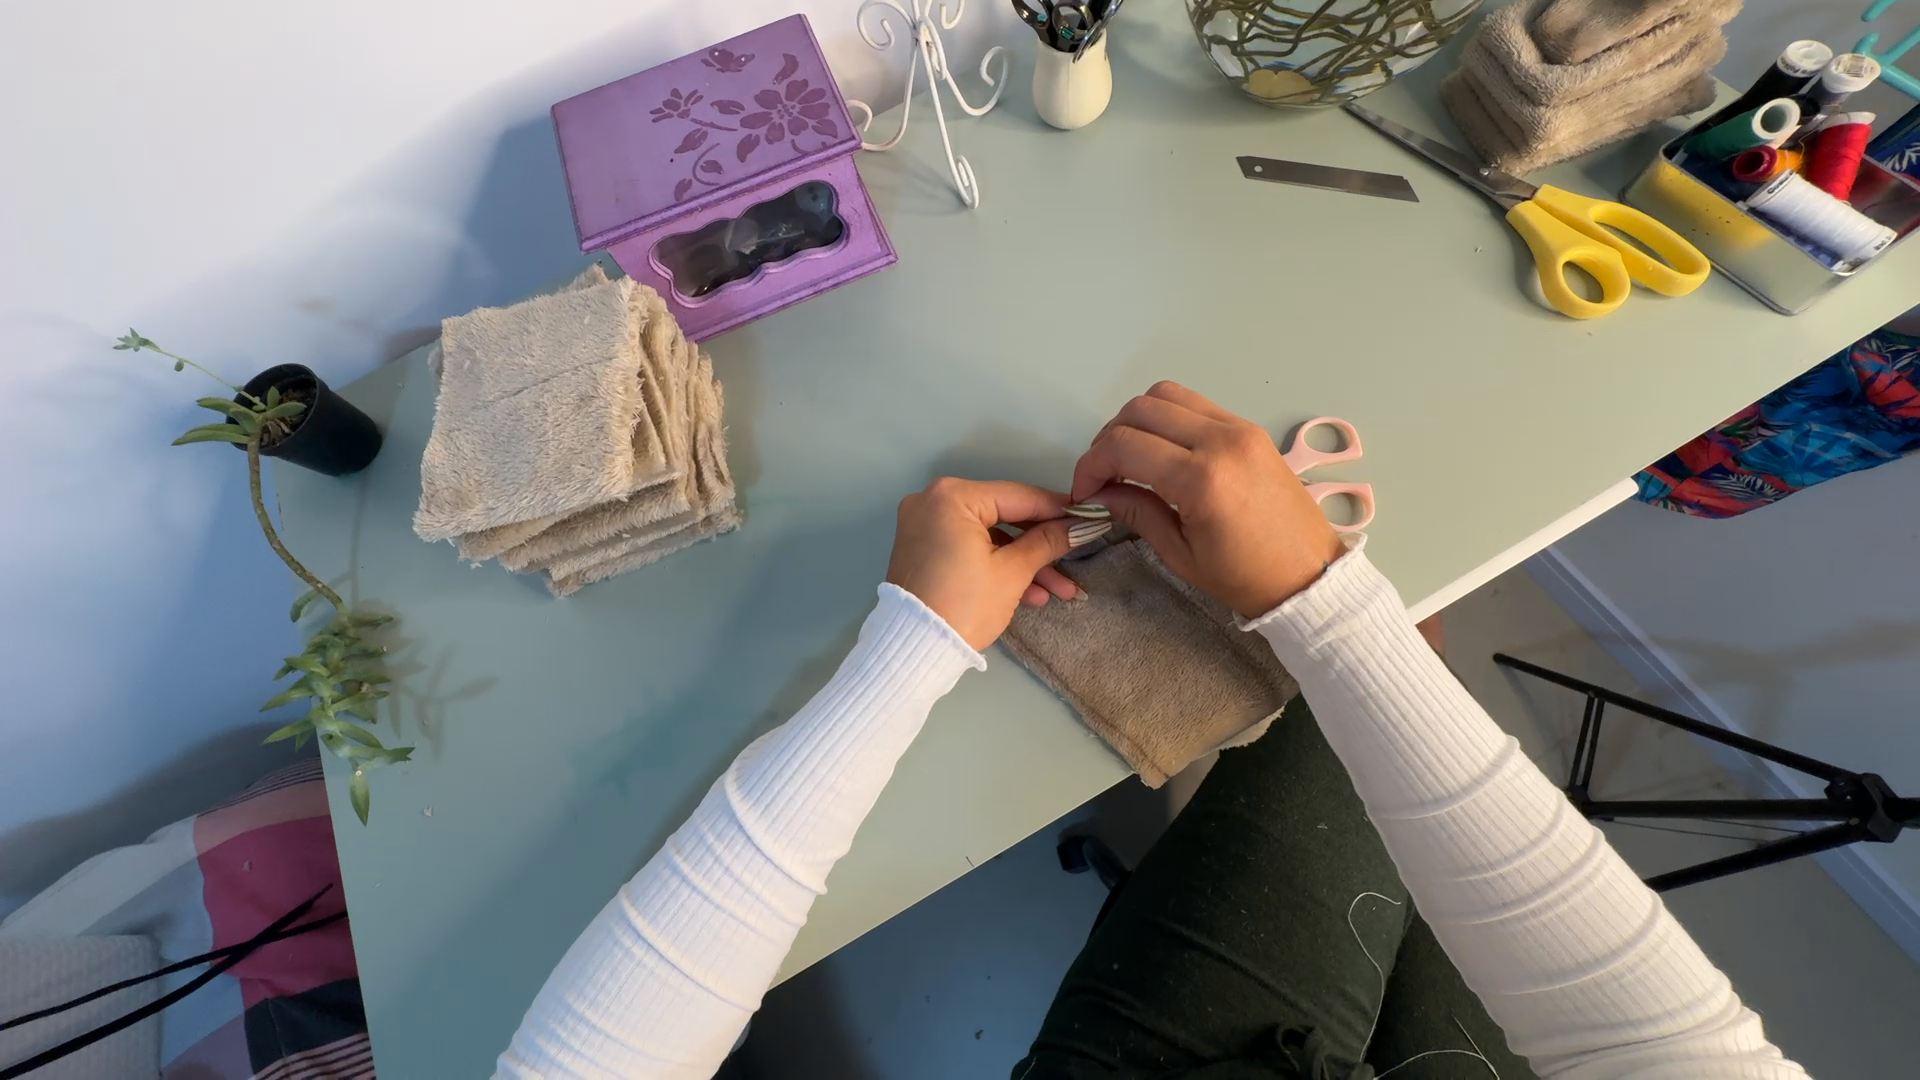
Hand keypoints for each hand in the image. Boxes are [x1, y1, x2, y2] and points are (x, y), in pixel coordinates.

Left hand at [887, 478, 1080, 649]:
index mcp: (952, 496)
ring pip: (989, 538)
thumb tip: (1080, 526)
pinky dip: (996, 567)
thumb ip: (1048, 541)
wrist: (914, 650)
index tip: (1089, 518)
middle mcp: (933, 501)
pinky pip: (969, 549)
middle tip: (1077, 557)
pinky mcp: (924, 550)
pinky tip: (1032, 595)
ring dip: (1024, 564)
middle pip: (1004, 517)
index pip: (1018, 496)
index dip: (1058, 510)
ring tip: (1061, 591)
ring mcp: (925, 526)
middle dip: (1042, 546)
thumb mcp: (1013, 572)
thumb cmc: (965, 605)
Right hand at [1071, 382, 1344, 618]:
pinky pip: (1194, 405)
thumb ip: (1134, 511)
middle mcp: (1220, 439)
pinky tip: (1162, 453)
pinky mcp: (1249, 428)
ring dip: (1136, 421)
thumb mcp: (1179, 553)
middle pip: (1140, 409)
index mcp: (1201, 478)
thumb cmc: (1243, 577)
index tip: (1085, 493)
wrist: (1310, 575)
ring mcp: (1238, 427)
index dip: (1091, 465)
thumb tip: (1096, 493)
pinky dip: (1166, 419)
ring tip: (1130, 459)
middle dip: (1108, 439)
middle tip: (1104, 475)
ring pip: (1166, 395)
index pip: (1123, 446)